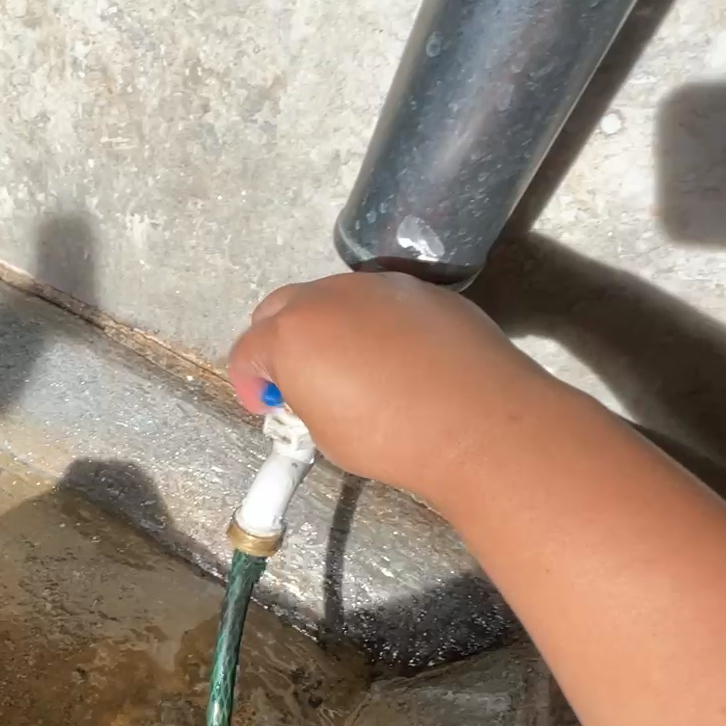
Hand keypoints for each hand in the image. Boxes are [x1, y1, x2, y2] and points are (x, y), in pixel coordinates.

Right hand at [227, 272, 584, 506]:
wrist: (478, 424)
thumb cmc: (388, 438)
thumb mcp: (321, 431)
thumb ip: (300, 396)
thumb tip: (308, 387)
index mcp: (292, 333)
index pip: (247, 350)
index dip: (248, 383)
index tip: (264, 406)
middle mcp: (329, 297)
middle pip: (279, 308)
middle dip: (276, 343)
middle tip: (294, 382)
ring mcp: (379, 287)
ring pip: (331, 299)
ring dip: (323, 330)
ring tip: (347, 371)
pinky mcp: (422, 291)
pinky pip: (378, 303)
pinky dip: (369, 326)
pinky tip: (393, 362)